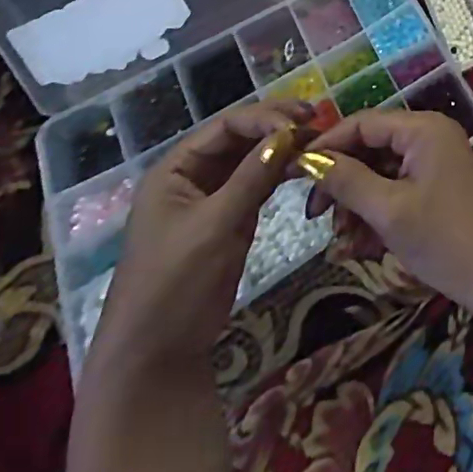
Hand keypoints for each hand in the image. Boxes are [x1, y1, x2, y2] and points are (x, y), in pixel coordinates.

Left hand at [87, 101, 308, 372]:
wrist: (157, 354)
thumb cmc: (174, 283)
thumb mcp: (213, 226)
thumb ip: (250, 179)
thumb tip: (286, 135)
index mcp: (176, 168)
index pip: (224, 127)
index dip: (262, 118)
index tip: (300, 123)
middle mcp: (193, 175)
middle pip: (237, 138)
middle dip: (274, 126)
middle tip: (315, 117)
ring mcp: (212, 198)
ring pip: (250, 161)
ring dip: (279, 148)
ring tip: (315, 138)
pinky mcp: (230, 221)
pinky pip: (256, 186)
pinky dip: (277, 174)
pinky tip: (301, 165)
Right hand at [298, 110, 472, 306]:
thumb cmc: (442, 240)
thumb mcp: (387, 211)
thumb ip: (346, 180)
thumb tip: (307, 161)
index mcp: (423, 129)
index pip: (362, 123)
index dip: (327, 146)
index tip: (296, 171)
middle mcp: (428, 134)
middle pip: (368, 147)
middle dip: (341, 181)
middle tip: (315, 214)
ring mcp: (432, 158)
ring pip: (377, 170)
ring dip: (355, 202)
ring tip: (340, 237)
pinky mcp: (432, 182)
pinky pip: (392, 186)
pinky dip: (374, 210)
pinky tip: (359, 244)